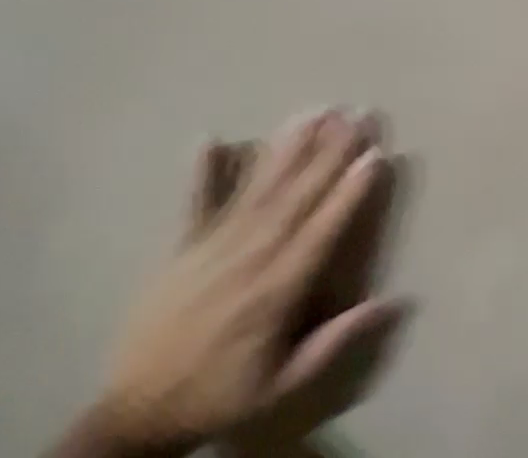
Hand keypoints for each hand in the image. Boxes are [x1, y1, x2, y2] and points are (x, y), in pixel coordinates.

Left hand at [89, 110, 399, 452]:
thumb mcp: (285, 384)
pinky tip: (211, 137)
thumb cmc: (222, 396)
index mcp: (277, 290)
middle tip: (355, 113)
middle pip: (296, 197)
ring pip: (257, 190)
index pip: (322, 229)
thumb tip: (392, 302)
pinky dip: (201, 171)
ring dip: (287, 148)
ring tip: (312, 112)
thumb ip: (335, 342)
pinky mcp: (179, 250)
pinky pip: (192, 204)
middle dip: (329, 153)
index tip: (374, 153)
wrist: (136, 415)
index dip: (349, 191)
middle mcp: (248, 258)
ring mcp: (210, 249)